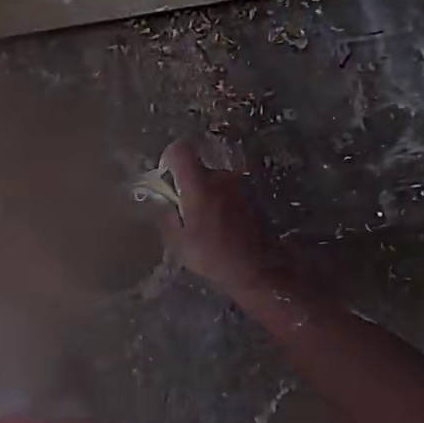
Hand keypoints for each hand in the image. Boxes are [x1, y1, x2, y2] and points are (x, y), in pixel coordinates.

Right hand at [155, 139, 291, 298]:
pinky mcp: (256, 199)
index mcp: (199, 185)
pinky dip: (223, 204)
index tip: (165, 175)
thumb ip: (166, 213)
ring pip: (216, 182)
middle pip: (199, 169)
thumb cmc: (213, 255)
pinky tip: (222, 227)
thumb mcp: (177, 239)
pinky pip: (231, 193)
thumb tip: (162, 199)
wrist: (261, 272)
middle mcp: (223, 179)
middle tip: (184, 209)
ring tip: (205, 222)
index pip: (181, 150)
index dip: (169, 157)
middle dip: (189, 184)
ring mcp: (243, 188)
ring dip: (208, 195)